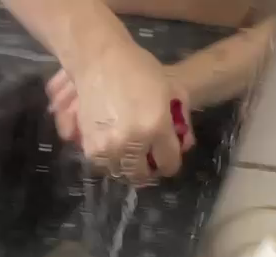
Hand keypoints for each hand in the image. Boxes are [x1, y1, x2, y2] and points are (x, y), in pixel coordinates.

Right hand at [47, 40, 190, 184]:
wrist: (98, 61)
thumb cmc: (136, 69)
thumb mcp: (168, 89)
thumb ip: (179, 118)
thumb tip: (185, 144)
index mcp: (155, 126)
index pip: (169, 163)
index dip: (171, 162)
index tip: (168, 157)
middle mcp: (132, 143)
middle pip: (142, 175)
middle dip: (148, 168)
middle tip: (148, 157)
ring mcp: (109, 149)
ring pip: (123, 173)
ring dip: (128, 166)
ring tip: (129, 150)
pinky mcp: (91, 150)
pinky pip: (105, 166)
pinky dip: (111, 161)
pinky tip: (113, 144)